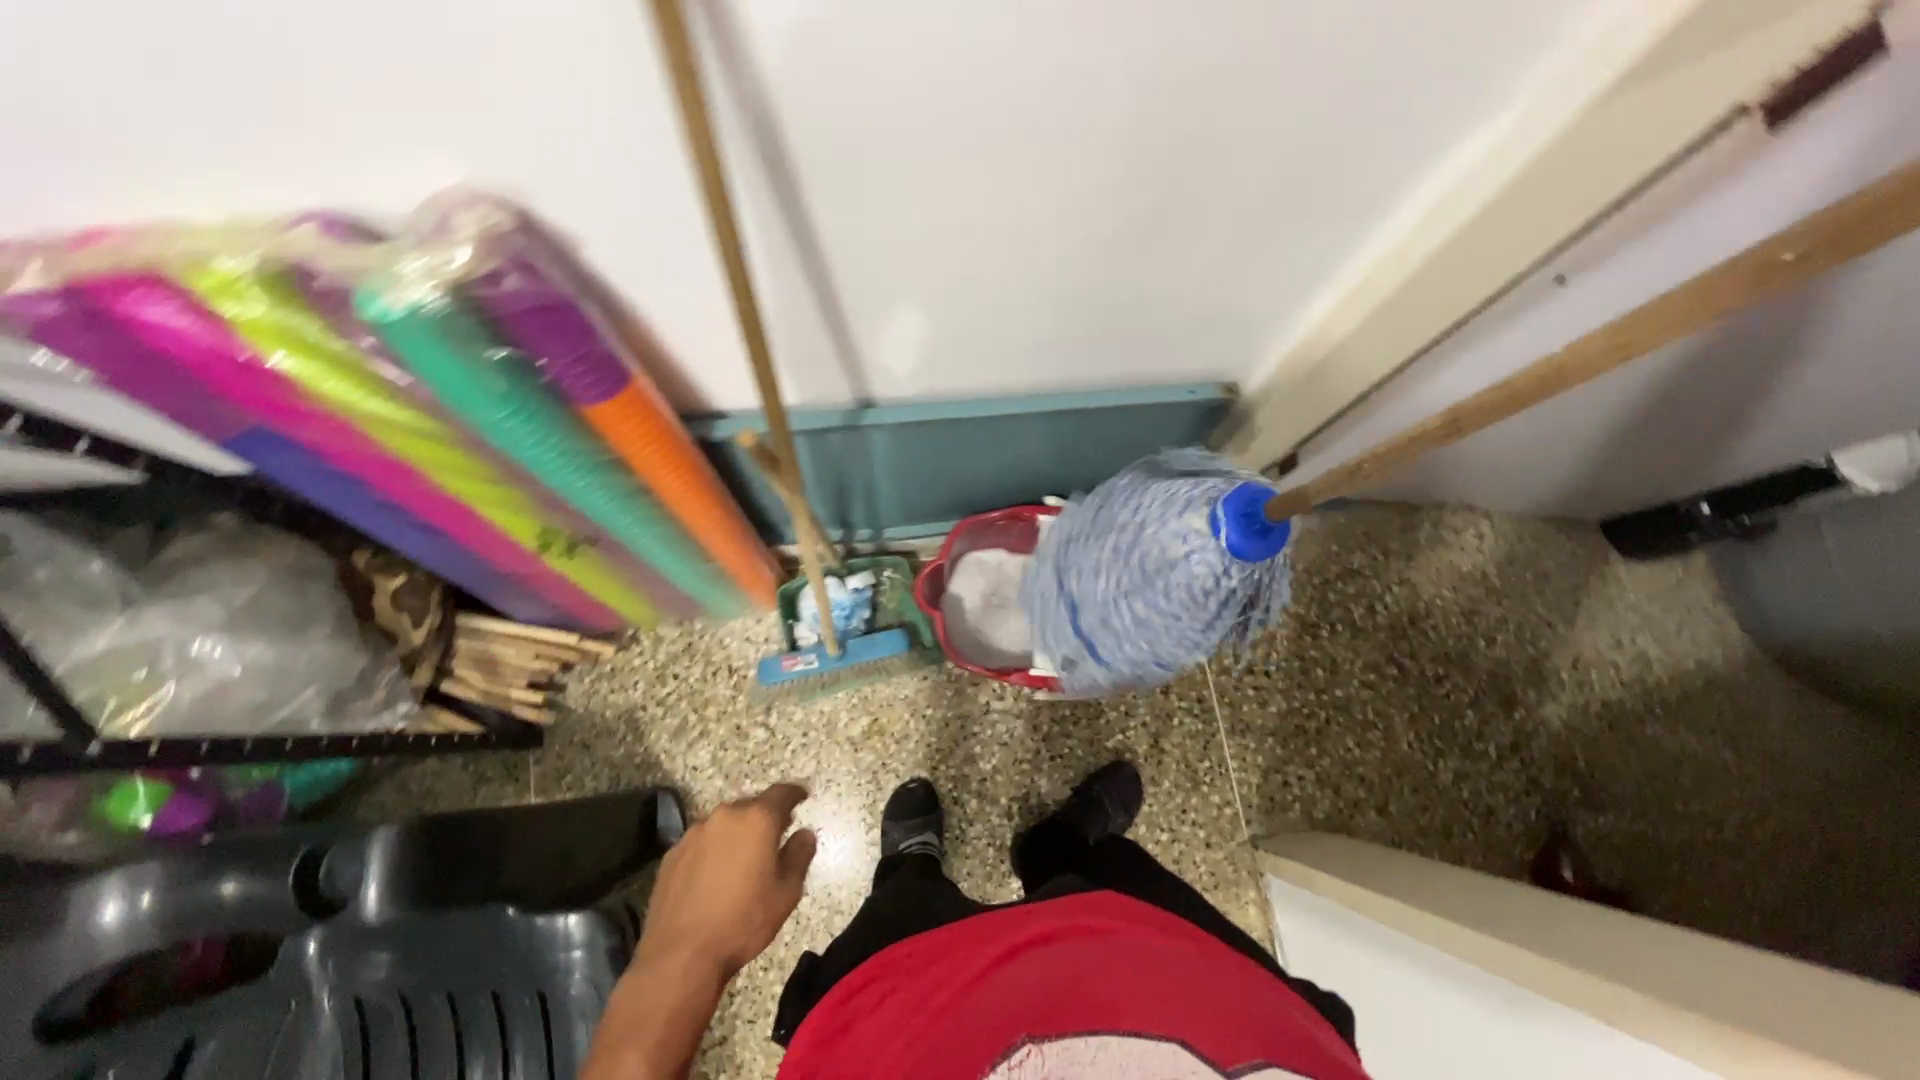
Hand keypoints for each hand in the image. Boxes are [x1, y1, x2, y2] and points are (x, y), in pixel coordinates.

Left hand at [635, 783, 817, 982]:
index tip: (802, 797)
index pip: (781, 793)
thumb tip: (804, 834)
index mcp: (756, 820)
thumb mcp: (786, 892)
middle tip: (777, 834)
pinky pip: (702, 842)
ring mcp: (693, 834)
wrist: (680, 954)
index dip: (794, 793)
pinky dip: (714, 849)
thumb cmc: (743, 921)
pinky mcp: (672, 854)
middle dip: (765, 816)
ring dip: (738, 833)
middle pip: (750, 806)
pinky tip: (715, 875)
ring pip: (724, 824)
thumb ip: (799, 855)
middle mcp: (723, 817)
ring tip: (745, 857)